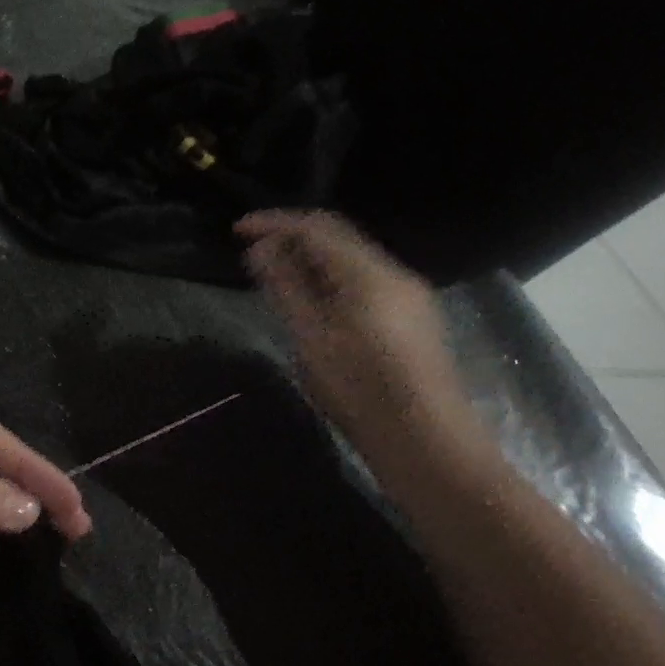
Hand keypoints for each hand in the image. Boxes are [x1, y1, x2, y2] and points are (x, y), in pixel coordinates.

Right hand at [236, 210, 491, 478]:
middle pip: (338, 236)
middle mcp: (395, 274)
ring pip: (351, 258)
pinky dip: (329, 276)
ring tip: (272, 274)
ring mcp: (408, 296)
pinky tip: (308, 298)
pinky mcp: (411, 318)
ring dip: (309, 256)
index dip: (273, 222)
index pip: (316, 227)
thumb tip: (261, 248)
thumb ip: (284, 286)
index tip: (237, 230)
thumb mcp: (309, 336)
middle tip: (251, 248)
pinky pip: (362, 278)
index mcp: (370, 274)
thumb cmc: (360, 389)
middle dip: (291, 235)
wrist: (427, 443)